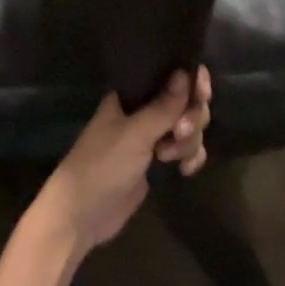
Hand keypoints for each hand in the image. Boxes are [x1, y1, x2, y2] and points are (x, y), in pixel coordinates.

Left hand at [38, 68, 211, 251]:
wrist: (83, 214)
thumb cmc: (103, 165)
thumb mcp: (135, 134)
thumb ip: (164, 106)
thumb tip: (186, 71)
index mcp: (131, 96)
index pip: (170, 76)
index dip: (191, 82)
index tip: (201, 93)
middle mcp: (143, 111)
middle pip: (185, 102)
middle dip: (191, 118)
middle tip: (179, 133)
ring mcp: (151, 137)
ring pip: (188, 128)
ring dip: (189, 141)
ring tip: (170, 158)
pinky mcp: (157, 162)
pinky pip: (185, 151)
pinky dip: (190, 157)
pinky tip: (185, 170)